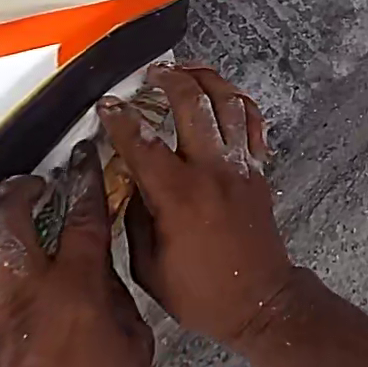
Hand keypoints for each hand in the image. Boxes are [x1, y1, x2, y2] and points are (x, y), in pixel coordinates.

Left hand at [0, 146, 151, 366]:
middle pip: (5, 218)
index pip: (83, 212)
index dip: (86, 175)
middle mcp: (18, 301)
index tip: (84, 158)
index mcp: (76, 294)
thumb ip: (112, 294)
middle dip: (18, 188)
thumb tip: (97, 262)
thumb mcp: (133, 346)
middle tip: (29, 185)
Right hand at [100, 63, 296, 349]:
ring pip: (230, 104)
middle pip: (194, 105)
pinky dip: (241, 102)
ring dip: (209, 80)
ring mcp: (242, 165)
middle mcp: (213, 170)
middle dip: (172, 80)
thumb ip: (135, 217)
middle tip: (154, 72)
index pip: (144, 143)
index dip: (121, 119)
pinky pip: (255, 123)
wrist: (259, 298)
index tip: (107, 103)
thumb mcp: (147, 265)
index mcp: (179, 194)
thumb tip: (129, 181)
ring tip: (189, 68)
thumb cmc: (200, 290)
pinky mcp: (260, 168)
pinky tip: (227, 93)